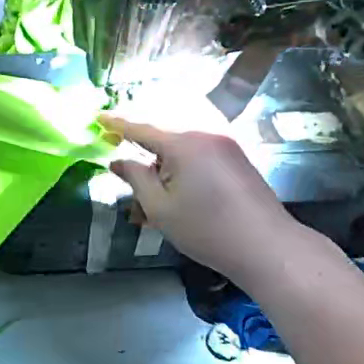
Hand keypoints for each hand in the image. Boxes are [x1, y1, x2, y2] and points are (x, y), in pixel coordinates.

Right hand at [99, 106, 309, 283]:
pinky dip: (179, 136)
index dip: (116, 123)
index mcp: (183, 142)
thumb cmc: (207, 230)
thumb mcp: (160, 208)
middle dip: (136, 124)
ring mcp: (223, 139)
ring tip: (141, 147)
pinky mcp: (234, 150)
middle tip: (114, 136)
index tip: (97, 118)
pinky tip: (171, 154)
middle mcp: (204, 131)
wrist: (265, 245)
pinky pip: (198, 132)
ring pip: (182, 123)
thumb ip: (136, 178)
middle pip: (162, 118)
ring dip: (159, 130)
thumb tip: (117, 160)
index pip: (141, 126)